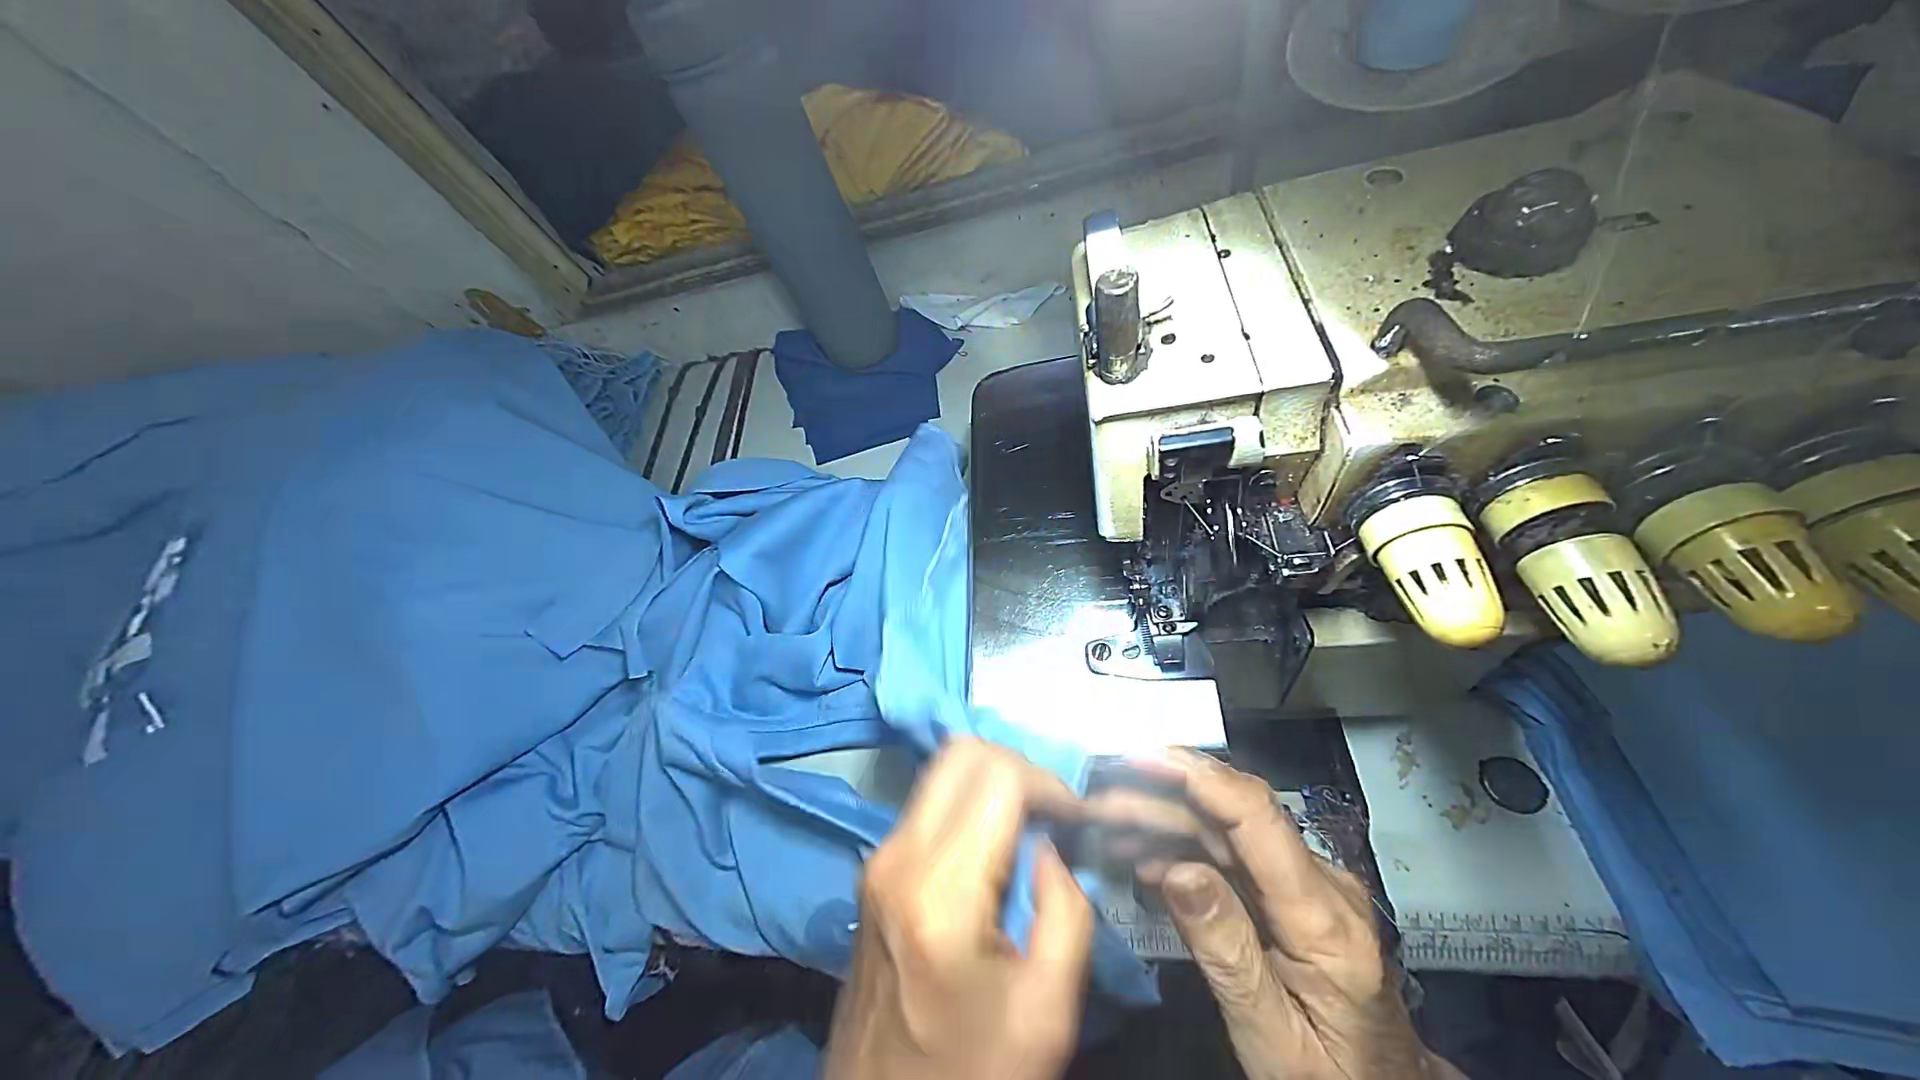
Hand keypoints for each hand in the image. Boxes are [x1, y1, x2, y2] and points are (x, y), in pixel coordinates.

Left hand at [822, 739, 1094, 1079]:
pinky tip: (996, 849)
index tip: (1077, 820)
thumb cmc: (971, 1072)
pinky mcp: (874, 870)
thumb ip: (1064, 911)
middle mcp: (897, 855)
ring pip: (942, 773)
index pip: (997, 776)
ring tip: (1031, 830)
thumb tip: (1048, 847)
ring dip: (993, 784)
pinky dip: (969, 805)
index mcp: (940, 889)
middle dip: (1018, 768)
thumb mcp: (1046, 1008)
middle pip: (961, 753)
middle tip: (1054, 814)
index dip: (1048, 784)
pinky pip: (928, 805)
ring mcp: (877, 859)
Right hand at [1137, 750, 1455, 1079]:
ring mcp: (1305, 882)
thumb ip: (1227, 954)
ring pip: (1223, 829)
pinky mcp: (1289, 889)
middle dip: (1159, 799)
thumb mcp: (1272, 1037)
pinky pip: (1229, 854)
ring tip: (1108, 826)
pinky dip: (1181, 849)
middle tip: (1099, 801)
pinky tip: (1143, 856)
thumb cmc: (1330, 1078)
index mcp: (1324, 920)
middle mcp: (1321, 883)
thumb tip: (1177, 871)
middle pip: (1230, 816)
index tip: (1142, 758)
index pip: (1258, 817)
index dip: (1198, 776)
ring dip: (1162, 822)